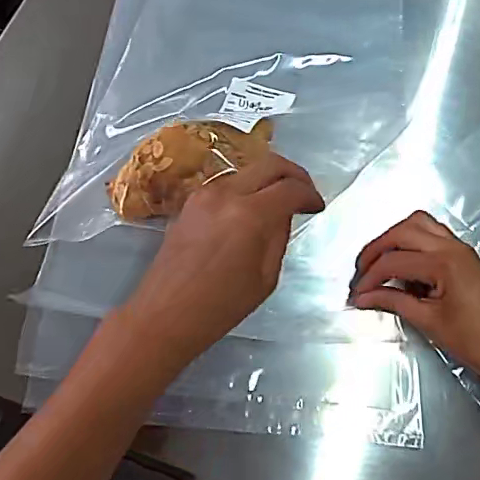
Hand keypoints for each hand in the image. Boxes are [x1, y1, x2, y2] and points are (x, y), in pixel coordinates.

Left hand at [115, 152, 323, 370]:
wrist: (162, 315)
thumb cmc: (219, 308)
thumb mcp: (265, 278)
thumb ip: (279, 237)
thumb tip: (285, 213)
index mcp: (250, 215)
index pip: (291, 188)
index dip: (310, 194)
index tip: (317, 206)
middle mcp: (227, 194)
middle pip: (270, 163)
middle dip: (294, 174)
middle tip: (304, 192)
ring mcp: (205, 194)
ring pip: (248, 170)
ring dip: (268, 179)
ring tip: (279, 201)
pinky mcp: (190, 201)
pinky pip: (228, 183)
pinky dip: (247, 187)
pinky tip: (252, 209)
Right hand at [348, 211, 479, 385]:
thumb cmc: (474, 341)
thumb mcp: (428, 322)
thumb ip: (394, 302)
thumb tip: (364, 296)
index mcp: (443, 263)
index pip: (394, 261)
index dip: (370, 277)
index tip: (356, 294)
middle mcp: (451, 246)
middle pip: (402, 231)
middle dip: (377, 248)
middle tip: (362, 271)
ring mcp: (460, 247)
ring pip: (418, 224)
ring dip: (395, 237)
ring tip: (379, 262)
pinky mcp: (464, 254)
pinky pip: (432, 232)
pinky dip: (412, 239)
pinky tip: (404, 262)